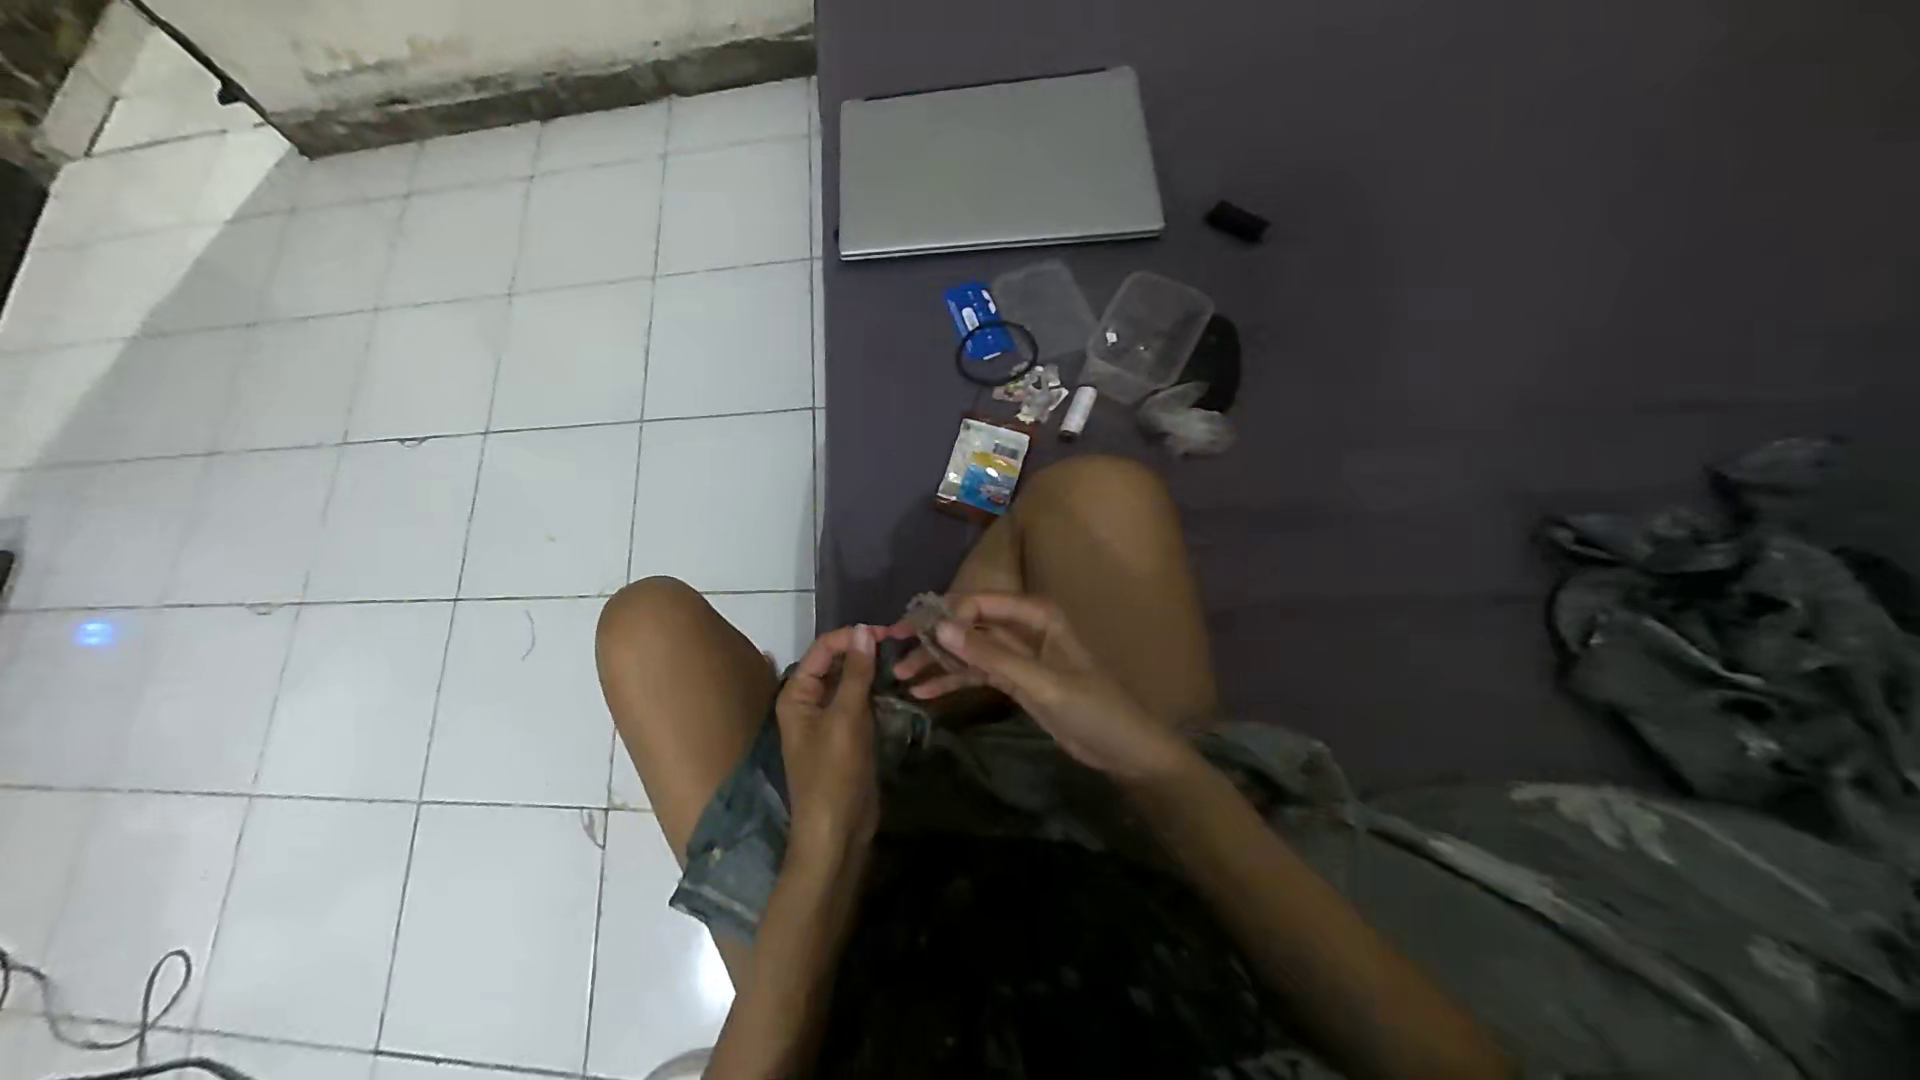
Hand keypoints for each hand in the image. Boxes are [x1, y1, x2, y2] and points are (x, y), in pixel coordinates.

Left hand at [775, 624, 891, 864]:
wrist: (837, 831)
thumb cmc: (834, 773)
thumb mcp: (846, 719)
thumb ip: (856, 673)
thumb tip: (864, 631)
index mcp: (797, 694)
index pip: (824, 649)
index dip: (854, 637)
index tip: (890, 632)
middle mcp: (810, 701)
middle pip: (838, 662)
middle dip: (867, 649)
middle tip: (905, 641)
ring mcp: (830, 718)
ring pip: (854, 681)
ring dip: (876, 668)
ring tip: (908, 656)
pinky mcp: (849, 734)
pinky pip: (863, 701)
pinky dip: (880, 690)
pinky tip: (903, 683)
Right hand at [896, 593, 1194, 781]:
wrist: (1125, 749)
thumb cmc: (1094, 709)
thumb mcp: (1041, 684)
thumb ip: (991, 656)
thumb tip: (940, 628)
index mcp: (1037, 615)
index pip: (981, 604)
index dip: (944, 614)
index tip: (910, 633)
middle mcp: (1024, 628)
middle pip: (970, 625)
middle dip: (933, 637)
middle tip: (894, 649)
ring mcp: (1019, 656)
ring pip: (969, 651)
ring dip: (938, 663)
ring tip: (902, 677)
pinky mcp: (1015, 681)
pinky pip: (977, 674)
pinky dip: (953, 682)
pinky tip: (925, 693)